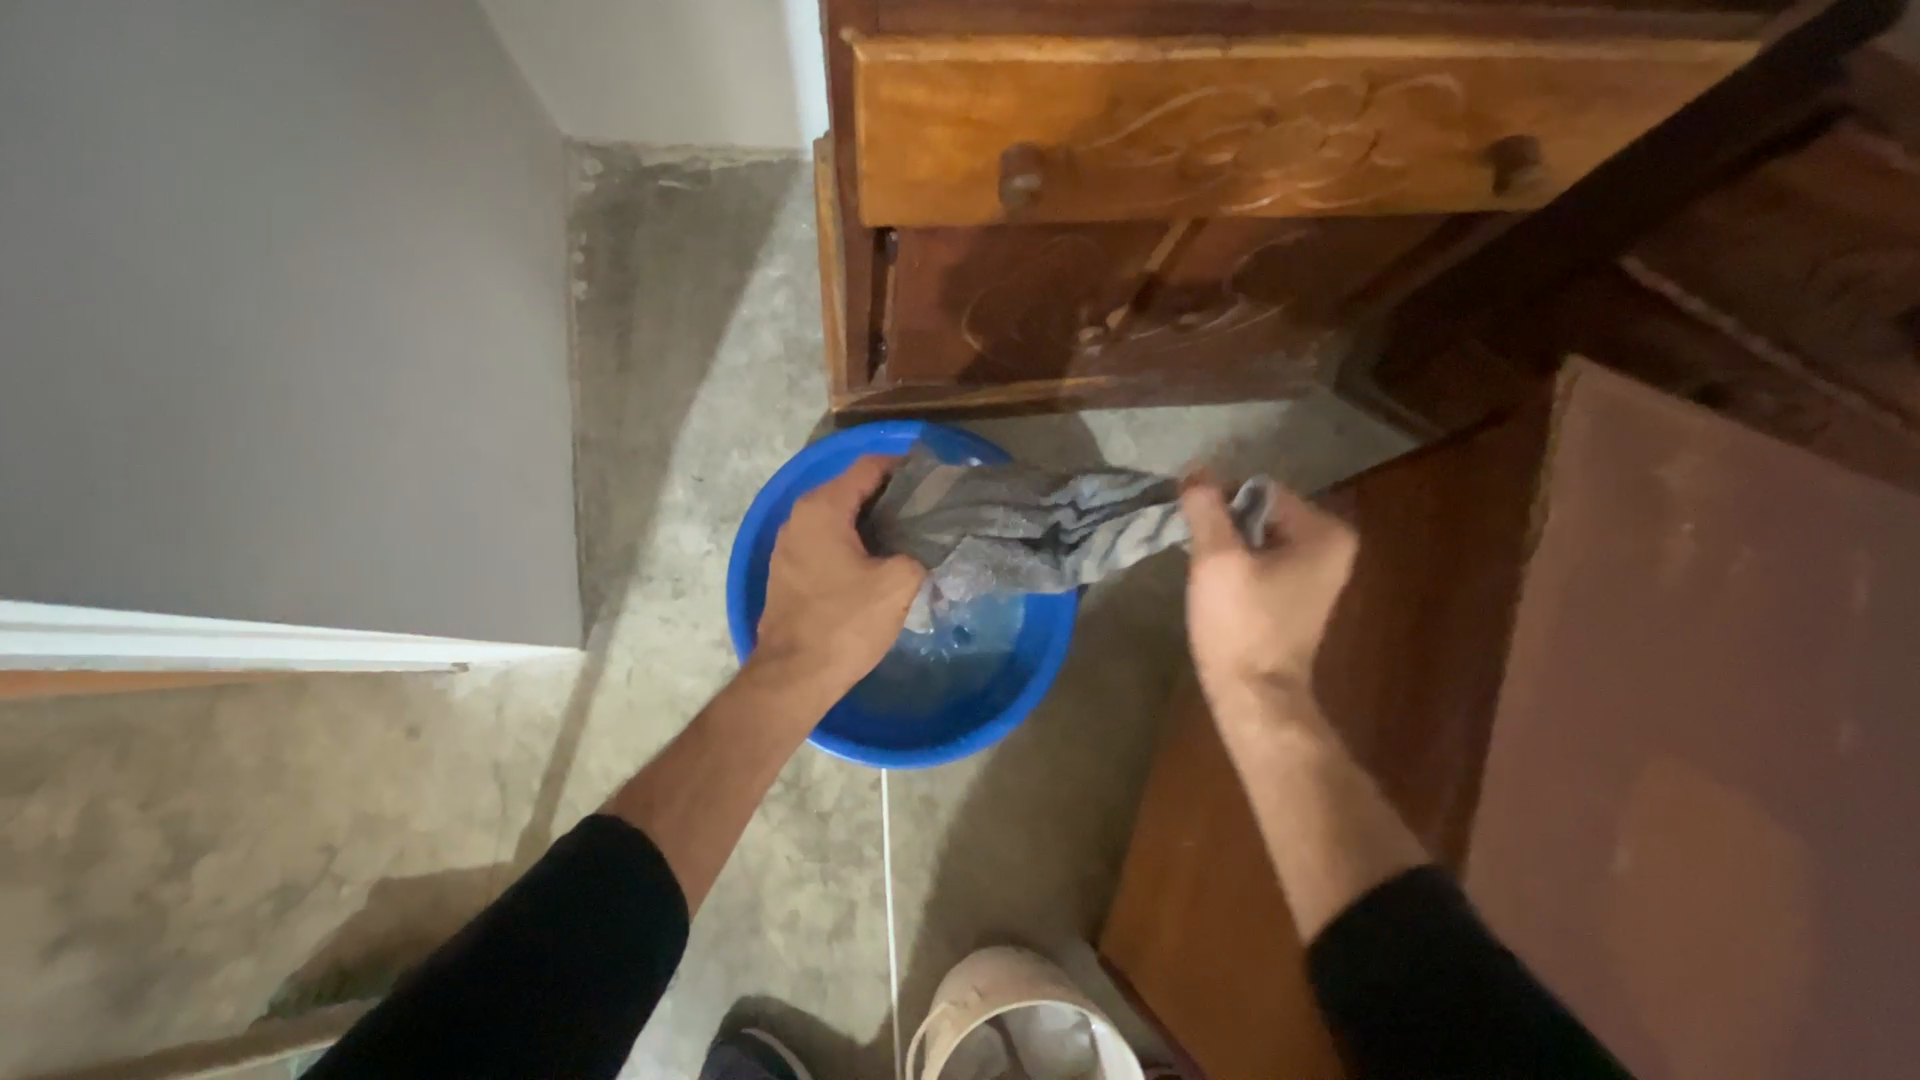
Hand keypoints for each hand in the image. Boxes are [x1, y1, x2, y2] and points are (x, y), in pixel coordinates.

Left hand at [754, 455, 926, 693]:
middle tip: (930, 511)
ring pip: (839, 518)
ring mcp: (789, 546)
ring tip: (912, 536)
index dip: (904, 468)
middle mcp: (799, 517)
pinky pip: (827, 542)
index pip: (869, 467)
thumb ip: (920, 551)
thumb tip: (929, 543)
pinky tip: (881, 562)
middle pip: (853, 490)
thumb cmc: (845, 623)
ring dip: (874, 522)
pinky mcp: (789, 572)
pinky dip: (855, 543)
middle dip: (892, 497)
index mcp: (823, 508)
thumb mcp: (897, 584)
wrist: (794, 677)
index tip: (935, 481)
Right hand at [1181, 473, 1356, 698]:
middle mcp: (1333, 545)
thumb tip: (1196, 469)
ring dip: (1229, 545)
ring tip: (1208, 572)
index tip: (1195, 530)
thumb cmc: (1240, 624)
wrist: (1254, 694)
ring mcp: (1320, 571)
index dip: (1220, 503)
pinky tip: (1221, 588)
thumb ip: (1206, 507)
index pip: (1258, 489)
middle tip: (1199, 554)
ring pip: (1259, 535)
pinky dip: (1240, 564)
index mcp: (1324, 530)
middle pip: (1261, 511)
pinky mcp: (1301, 593)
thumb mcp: (1216, 559)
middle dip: (1225, 525)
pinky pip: (1265, 559)